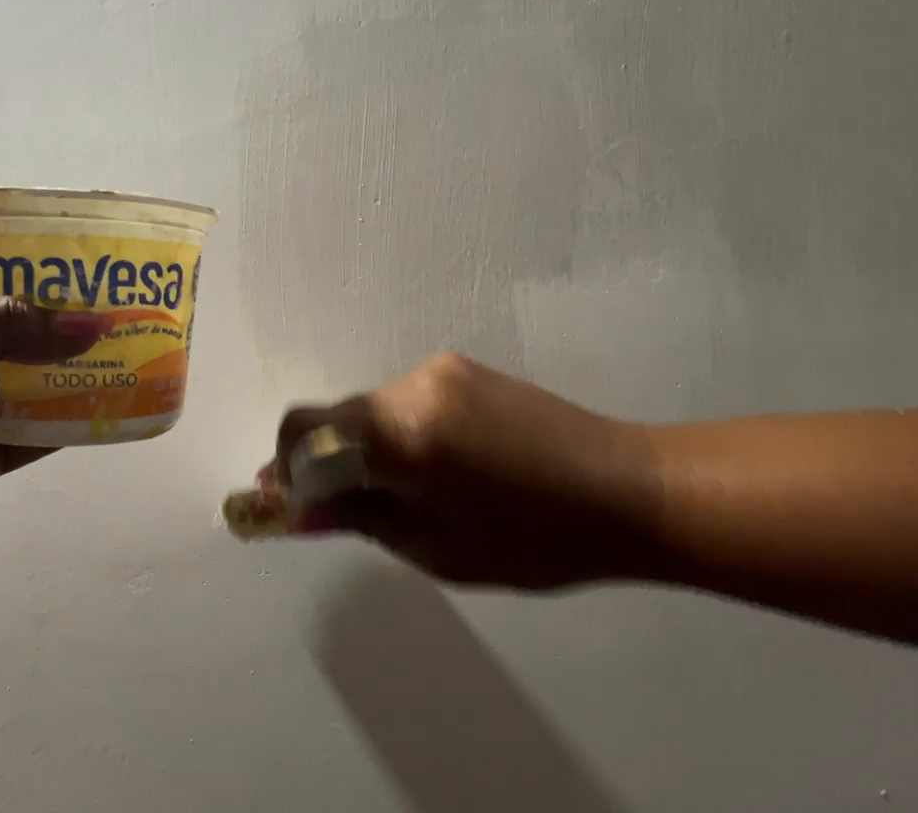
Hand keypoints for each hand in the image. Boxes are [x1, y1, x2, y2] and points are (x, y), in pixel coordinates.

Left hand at [0, 279, 109, 623]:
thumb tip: (85, 324)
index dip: (39, 270)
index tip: (99, 266)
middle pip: (14, 334)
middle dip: (65, 326)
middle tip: (129, 317)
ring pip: (24, 388)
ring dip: (70, 379)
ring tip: (130, 364)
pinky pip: (21, 442)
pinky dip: (59, 432)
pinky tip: (102, 421)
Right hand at [273, 353, 664, 588]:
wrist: (632, 489)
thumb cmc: (537, 538)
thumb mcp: (439, 548)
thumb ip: (361, 518)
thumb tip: (304, 507)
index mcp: (404, 432)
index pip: (306, 428)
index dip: (284, 464)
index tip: (290, 499)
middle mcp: (414, 385)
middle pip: (339, 418)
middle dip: (330, 462)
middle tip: (341, 510)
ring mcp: (442, 371)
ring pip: (374, 410)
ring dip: (369, 449)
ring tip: (409, 494)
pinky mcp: (466, 369)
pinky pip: (408, 402)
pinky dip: (402, 434)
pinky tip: (442, 469)